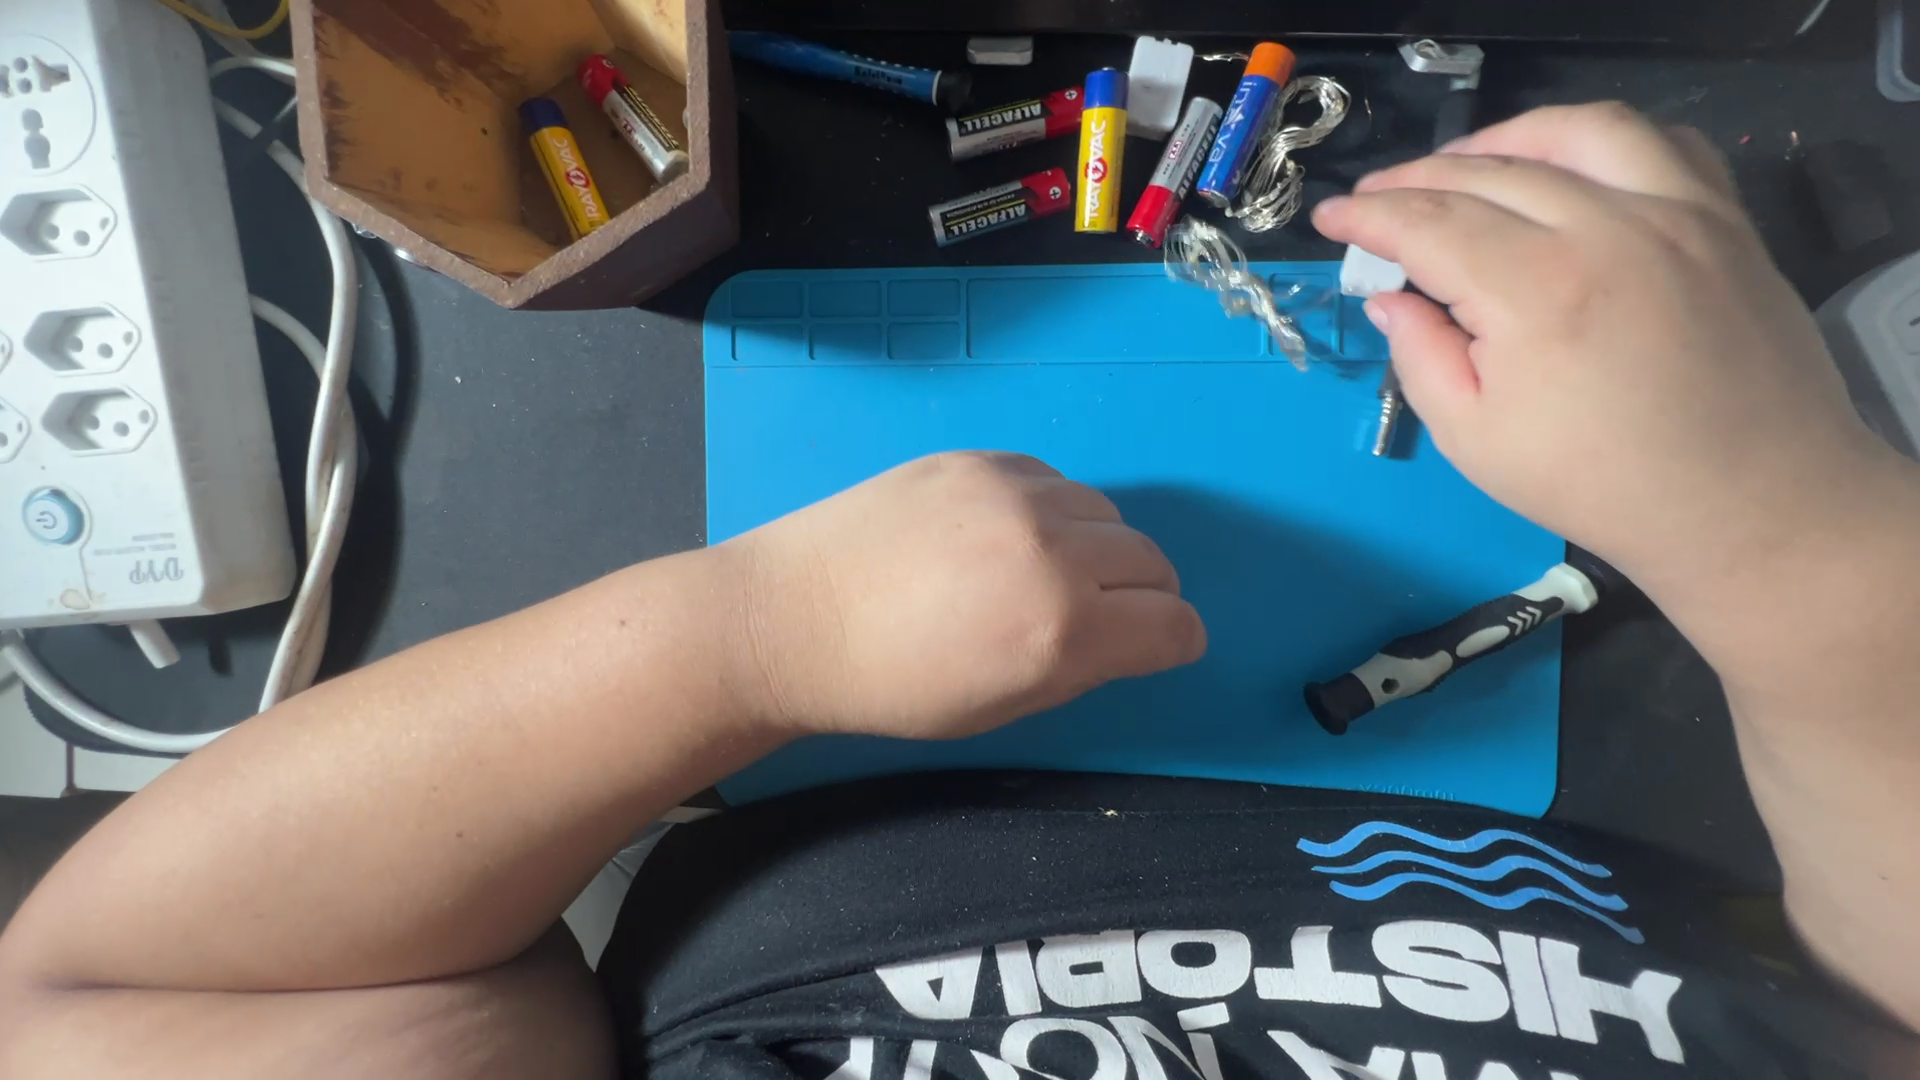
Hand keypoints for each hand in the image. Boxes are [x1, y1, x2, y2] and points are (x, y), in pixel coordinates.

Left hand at [722, 452, 1205, 738]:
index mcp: (1063, 631)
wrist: (795, 617)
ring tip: (1043, 570)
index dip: (1173, 641)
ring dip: (1097, 547)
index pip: (1175, 625)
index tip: (1154, 644)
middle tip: (1100, 612)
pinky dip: (1050, 509)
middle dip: (1143, 594)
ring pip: (1106, 512)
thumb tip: (1127, 636)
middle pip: (1152, 559)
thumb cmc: (894, 687)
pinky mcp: (977, 459)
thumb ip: (1083, 667)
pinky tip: (1005, 532)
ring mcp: (1013, 493)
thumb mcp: (1002, 707)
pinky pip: (1052, 479)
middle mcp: (1053, 550)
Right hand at [1311, 103, 1900, 587]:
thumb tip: (1389, 299)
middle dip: (1411, 179)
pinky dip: (1591, 143)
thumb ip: (1419, 354)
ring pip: (1576, 133)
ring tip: (1455, 165)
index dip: (1367, 216)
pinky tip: (1557, 171)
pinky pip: (1658, 143)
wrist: (1743, 497)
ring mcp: (1679, 213)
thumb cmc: (1588, 478)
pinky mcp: (1722, 220)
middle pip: (1488, 173)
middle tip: (1368, 198)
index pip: (1430, 224)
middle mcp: (1609, 228)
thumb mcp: (1469, 433)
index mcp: (1535, 290)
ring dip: (1499, 140)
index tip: (1327, 217)